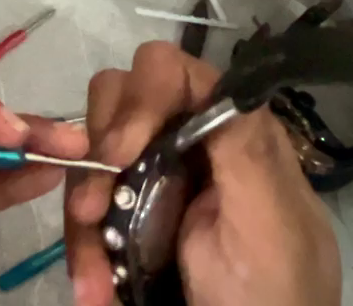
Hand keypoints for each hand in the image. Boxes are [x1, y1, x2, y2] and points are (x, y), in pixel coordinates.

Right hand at [63, 42, 339, 305]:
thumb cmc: (271, 297)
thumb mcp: (271, 230)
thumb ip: (247, 155)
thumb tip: (223, 83)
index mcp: (228, 130)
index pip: (169, 69)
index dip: (137, 99)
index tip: (121, 155)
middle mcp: (184, 136)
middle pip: (117, 95)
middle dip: (98, 152)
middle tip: (94, 211)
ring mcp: (151, 169)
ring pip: (89, 146)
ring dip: (81, 204)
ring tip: (93, 271)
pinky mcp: (125, 204)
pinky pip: (83, 195)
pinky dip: (80, 240)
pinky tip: (93, 284)